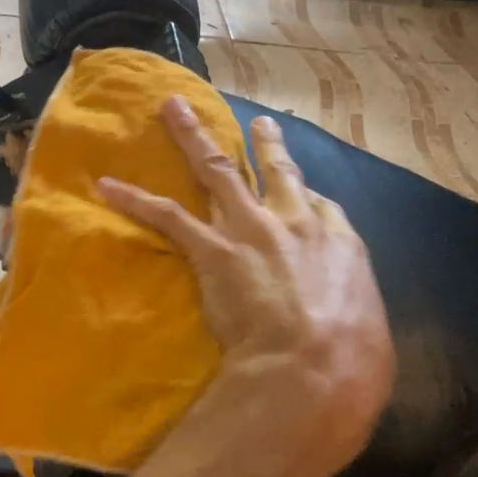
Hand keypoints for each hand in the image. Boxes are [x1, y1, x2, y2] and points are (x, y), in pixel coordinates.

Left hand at [97, 98, 394, 476]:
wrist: (312, 367)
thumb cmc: (353, 363)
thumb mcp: (370, 328)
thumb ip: (352, 310)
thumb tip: (341, 320)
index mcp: (340, 243)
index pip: (320, 205)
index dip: (304, 195)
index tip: (297, 189)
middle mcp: (295, 222)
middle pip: (275, 170)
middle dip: (263, 142)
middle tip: (254, 120)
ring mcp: (249, 228)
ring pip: (216, 169)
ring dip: (192, 136)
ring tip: (173, 109)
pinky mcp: (211, 247)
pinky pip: (166, 214)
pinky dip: (134, 199)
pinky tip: (107, 185)